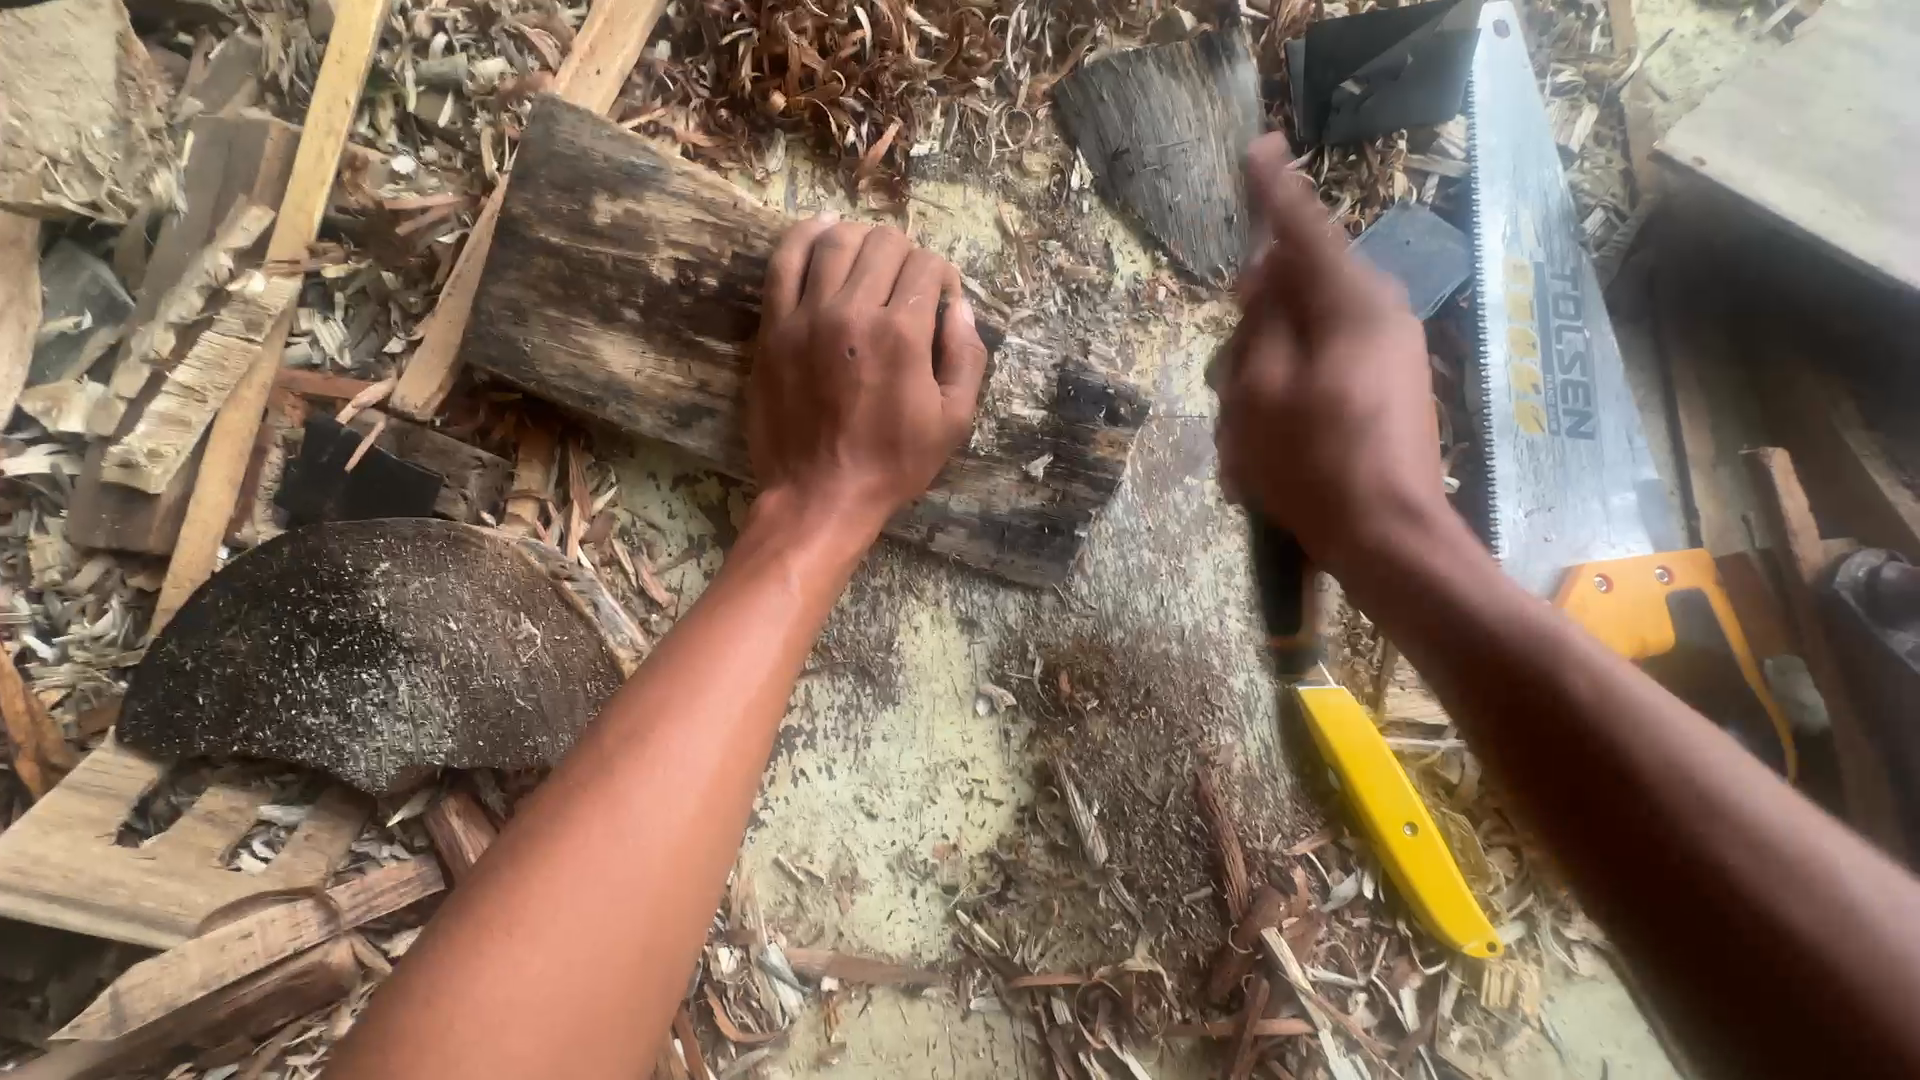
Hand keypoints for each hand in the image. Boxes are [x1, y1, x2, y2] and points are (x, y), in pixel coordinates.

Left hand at [748, 215, 988, 534]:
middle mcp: (854, 312)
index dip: (942, 277)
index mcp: (902, 335)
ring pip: (837, 241)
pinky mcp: (774, 326)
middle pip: (884, 245)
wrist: (819, 495)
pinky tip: (822, 228)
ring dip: (862, 238)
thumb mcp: (952, 422)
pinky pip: (785, 261)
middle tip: (908, 282)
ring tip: (871, 255)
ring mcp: (807, 315)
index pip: (928, 268)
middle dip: (907, 254)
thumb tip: (960, 307)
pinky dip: (805, 235)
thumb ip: (967, 358)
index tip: (941, 299)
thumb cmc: (892, 464)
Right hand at [1214, 133, 1448, 569]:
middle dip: (1253, 330)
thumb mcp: (1260, 391)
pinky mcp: (1385, 389)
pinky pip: (1319, 373)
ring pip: (1303, 339)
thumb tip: (1263, 276)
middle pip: (1298, 291)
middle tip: (1230, 385)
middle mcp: (1379, 315)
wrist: (1387, 537)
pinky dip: (1286, 402)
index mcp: (1352, 303)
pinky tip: (1268, 452)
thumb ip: (1260, 322)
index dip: (1273, 192)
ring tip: (1245, 444)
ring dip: (1262, 380)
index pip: (1304, 229)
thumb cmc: (1313, 463)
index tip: (1257, 148)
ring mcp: (1387, 354)